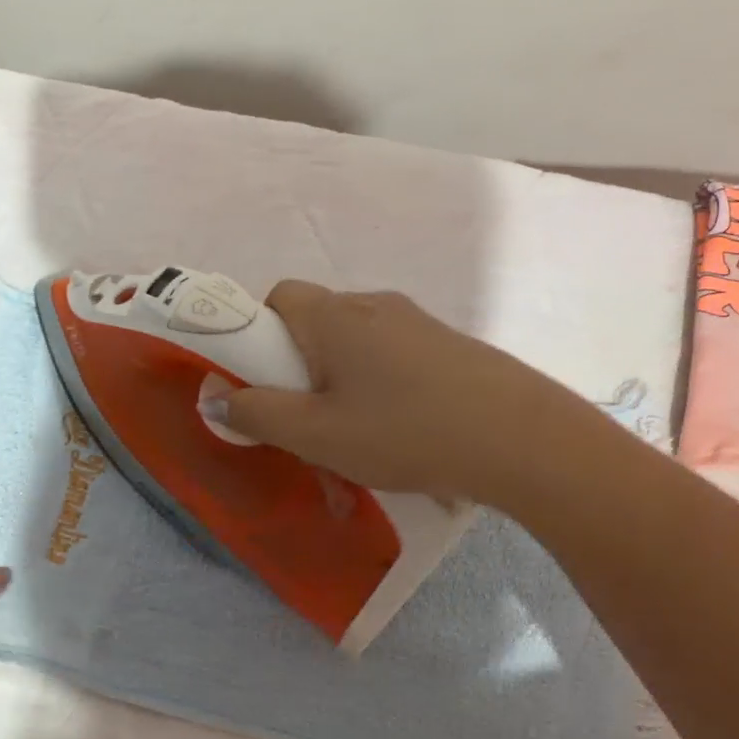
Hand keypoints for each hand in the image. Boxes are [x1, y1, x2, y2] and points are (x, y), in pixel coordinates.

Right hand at [217, 280, 602, 504]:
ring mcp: (418, 323)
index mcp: (335, 316)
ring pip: (353, 344)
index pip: (277, 296)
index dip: (257, 333)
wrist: (524, 442)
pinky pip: (390, 358)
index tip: (262, 380)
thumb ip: (255, 413)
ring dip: (336, 380)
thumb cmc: (404, 432)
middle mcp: (375, 305)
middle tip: (301, 417)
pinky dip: (375, 386)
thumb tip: (214, 396)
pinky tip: (393, 431)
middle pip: (314, 321)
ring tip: (348, 434)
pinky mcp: (449, 347)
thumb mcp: (314, 434)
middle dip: (295, 365)